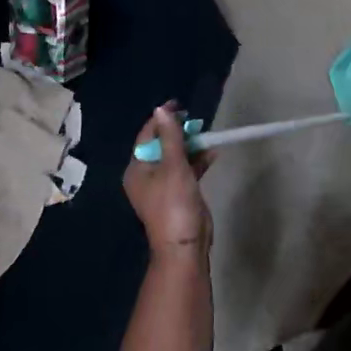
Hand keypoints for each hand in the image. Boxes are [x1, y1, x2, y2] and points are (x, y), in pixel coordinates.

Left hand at [124, 104, 213, 255]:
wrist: (185, 246)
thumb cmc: (174, 203)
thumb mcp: (173, 166)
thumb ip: (170, 136)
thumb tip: (161, 109)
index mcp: (137, 168)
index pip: (147, 135)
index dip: (162, 119)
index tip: (179, 104)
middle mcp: (146, 175)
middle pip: (161, 145)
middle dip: (178, 131)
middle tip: (195, 119)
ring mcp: (163, 185)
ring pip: (175, 157)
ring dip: (189, 144)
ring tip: (205, 131)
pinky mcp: (179, 193)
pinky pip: (186, 170)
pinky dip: (197, 161)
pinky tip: (213, 152)